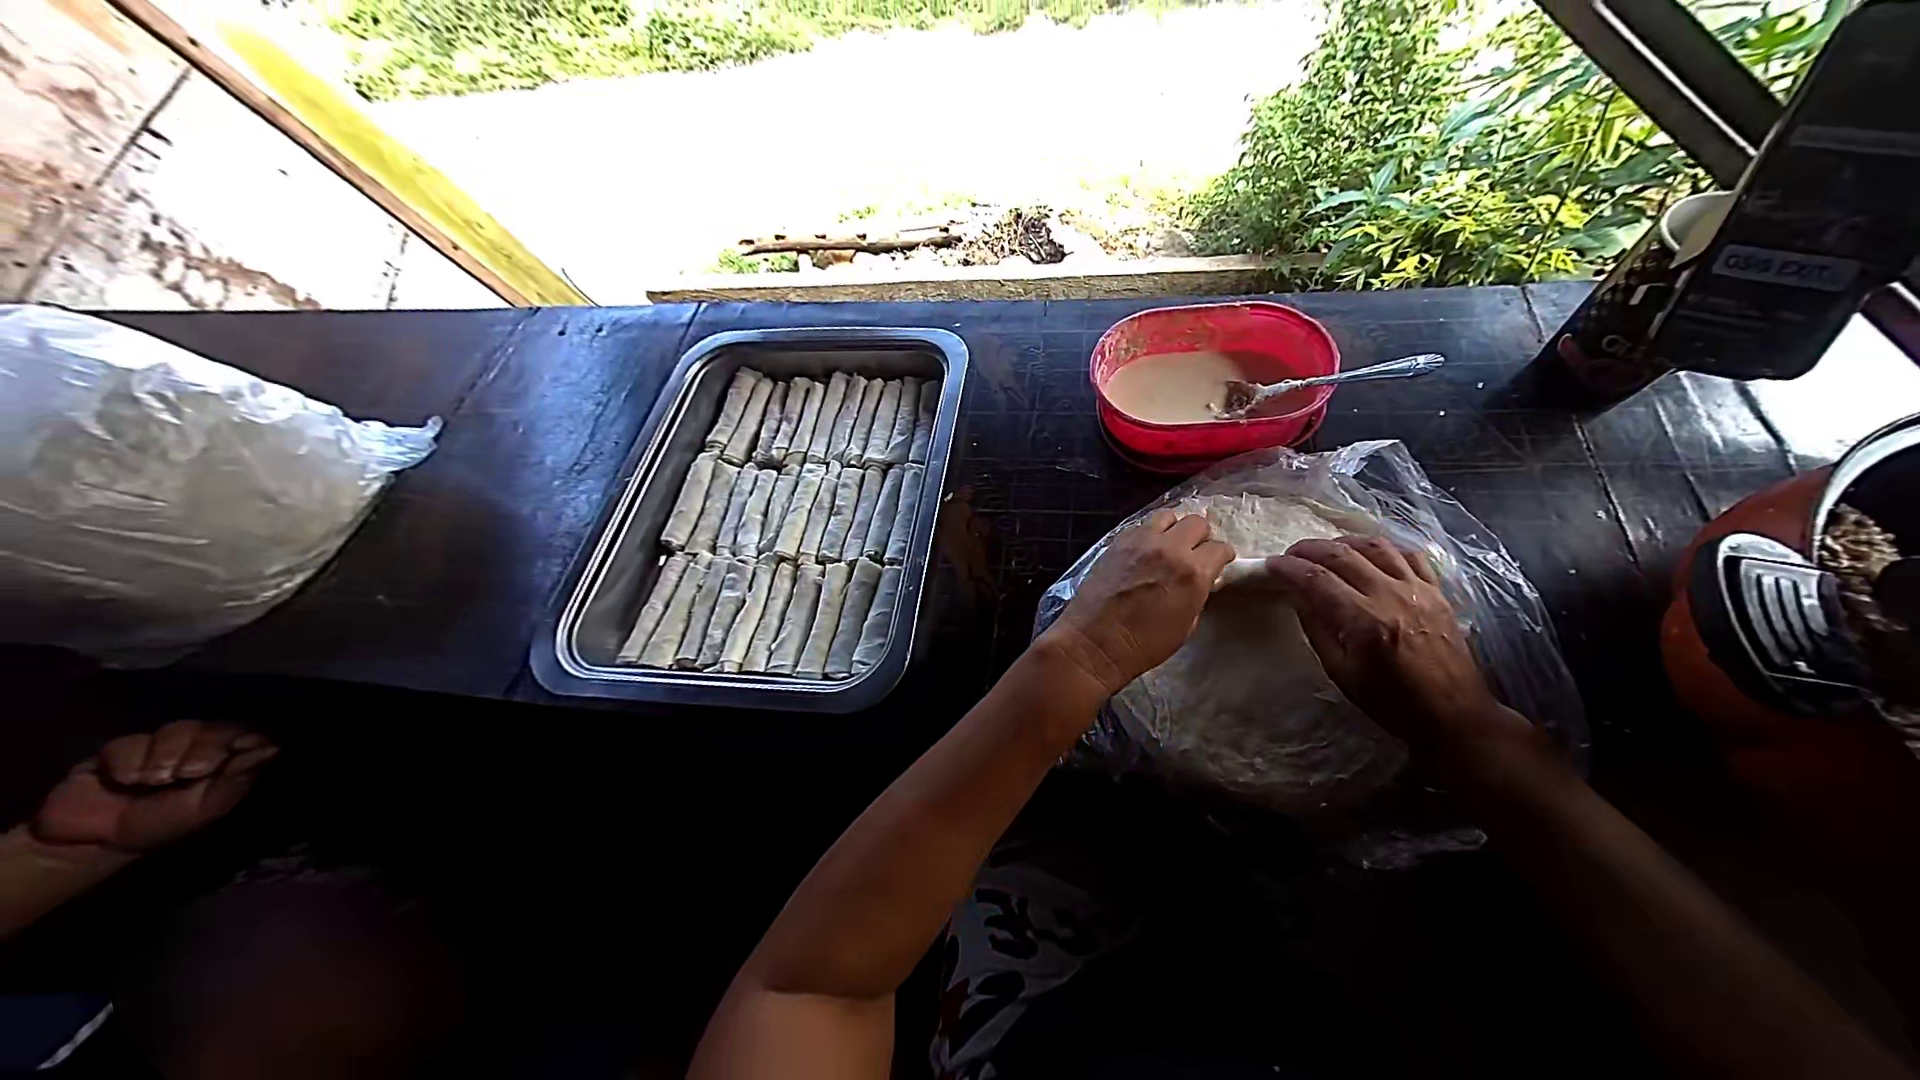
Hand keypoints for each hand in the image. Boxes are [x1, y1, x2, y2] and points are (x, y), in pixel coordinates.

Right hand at [31, 721, 278, 852]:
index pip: (248, 735)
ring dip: (165, 755)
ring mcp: (161, 746)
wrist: (94, 842)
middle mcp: (200, 747)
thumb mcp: (207, 807)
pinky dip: (127, 761)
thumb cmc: (163, 825)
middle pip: (215, 728)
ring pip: (177, 729)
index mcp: (229, 759)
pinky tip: (124, 780)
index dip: (244, 737)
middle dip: (203, 748)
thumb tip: (273, 748)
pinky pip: (129, 742)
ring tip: (154, 781)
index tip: (237, 748)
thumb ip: (238, 777)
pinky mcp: (120, 750)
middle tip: (186, 773)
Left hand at [1038, 510, 1234, 696]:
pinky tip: (1144, 549)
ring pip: (1167, 516)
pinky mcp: (1117, 542)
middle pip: (1196, 523)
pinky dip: (1148, 533)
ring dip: (1173, 528)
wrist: (1096, 642)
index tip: (1218, 562)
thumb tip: (1198, 581)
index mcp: (1193, 572)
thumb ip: (1197, 593)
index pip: (1220, 548)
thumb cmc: (1145, 645)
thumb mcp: (1187, 624)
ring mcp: (1140, 542)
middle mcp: (1169, 549)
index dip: (1221, 556)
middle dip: (1201, 536)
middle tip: (1194, 551)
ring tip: (1169, 544)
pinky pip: (1140, 526)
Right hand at [1265, 536, 1526, 750]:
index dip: (1288, 567)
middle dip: (1308, 549)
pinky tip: (1369, 557)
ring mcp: (1418, 590)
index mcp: (1364, 620)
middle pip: (1341, 554)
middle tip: (1290, 555)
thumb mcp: (1340, 672)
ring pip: (1375, 546)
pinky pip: (1408, 555)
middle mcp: (1391, 596)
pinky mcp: (1437, 592)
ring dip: (1343, 542)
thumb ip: (1316, 629)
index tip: (1270, 565)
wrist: (1453, 714)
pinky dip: (1382, 549)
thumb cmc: (1390, 701)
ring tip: (1325, 550)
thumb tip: (1298, 597)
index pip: (1316, 578)